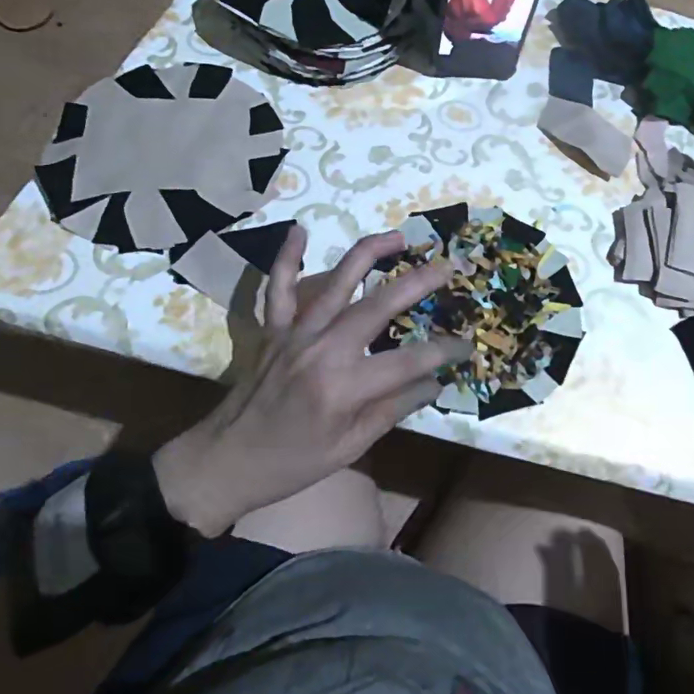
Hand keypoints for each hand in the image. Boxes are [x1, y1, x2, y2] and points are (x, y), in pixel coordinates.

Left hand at [152, 226, 467, 536]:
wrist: (225, 461)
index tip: (467, 344)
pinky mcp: (273, 328)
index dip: (444, 351)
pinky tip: (300, 230)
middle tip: (449, 265)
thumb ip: (394, 408)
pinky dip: (287, 257)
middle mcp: (322, 350)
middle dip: (419, 282)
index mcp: (344, 387)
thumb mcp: (350, 447)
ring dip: (370, 254)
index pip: (410, 361)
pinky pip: (279, 286)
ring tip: (399, 237)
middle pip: (378, 305)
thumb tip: (435, 382)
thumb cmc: (293, 463)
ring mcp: (294, 332)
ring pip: (336, 282)